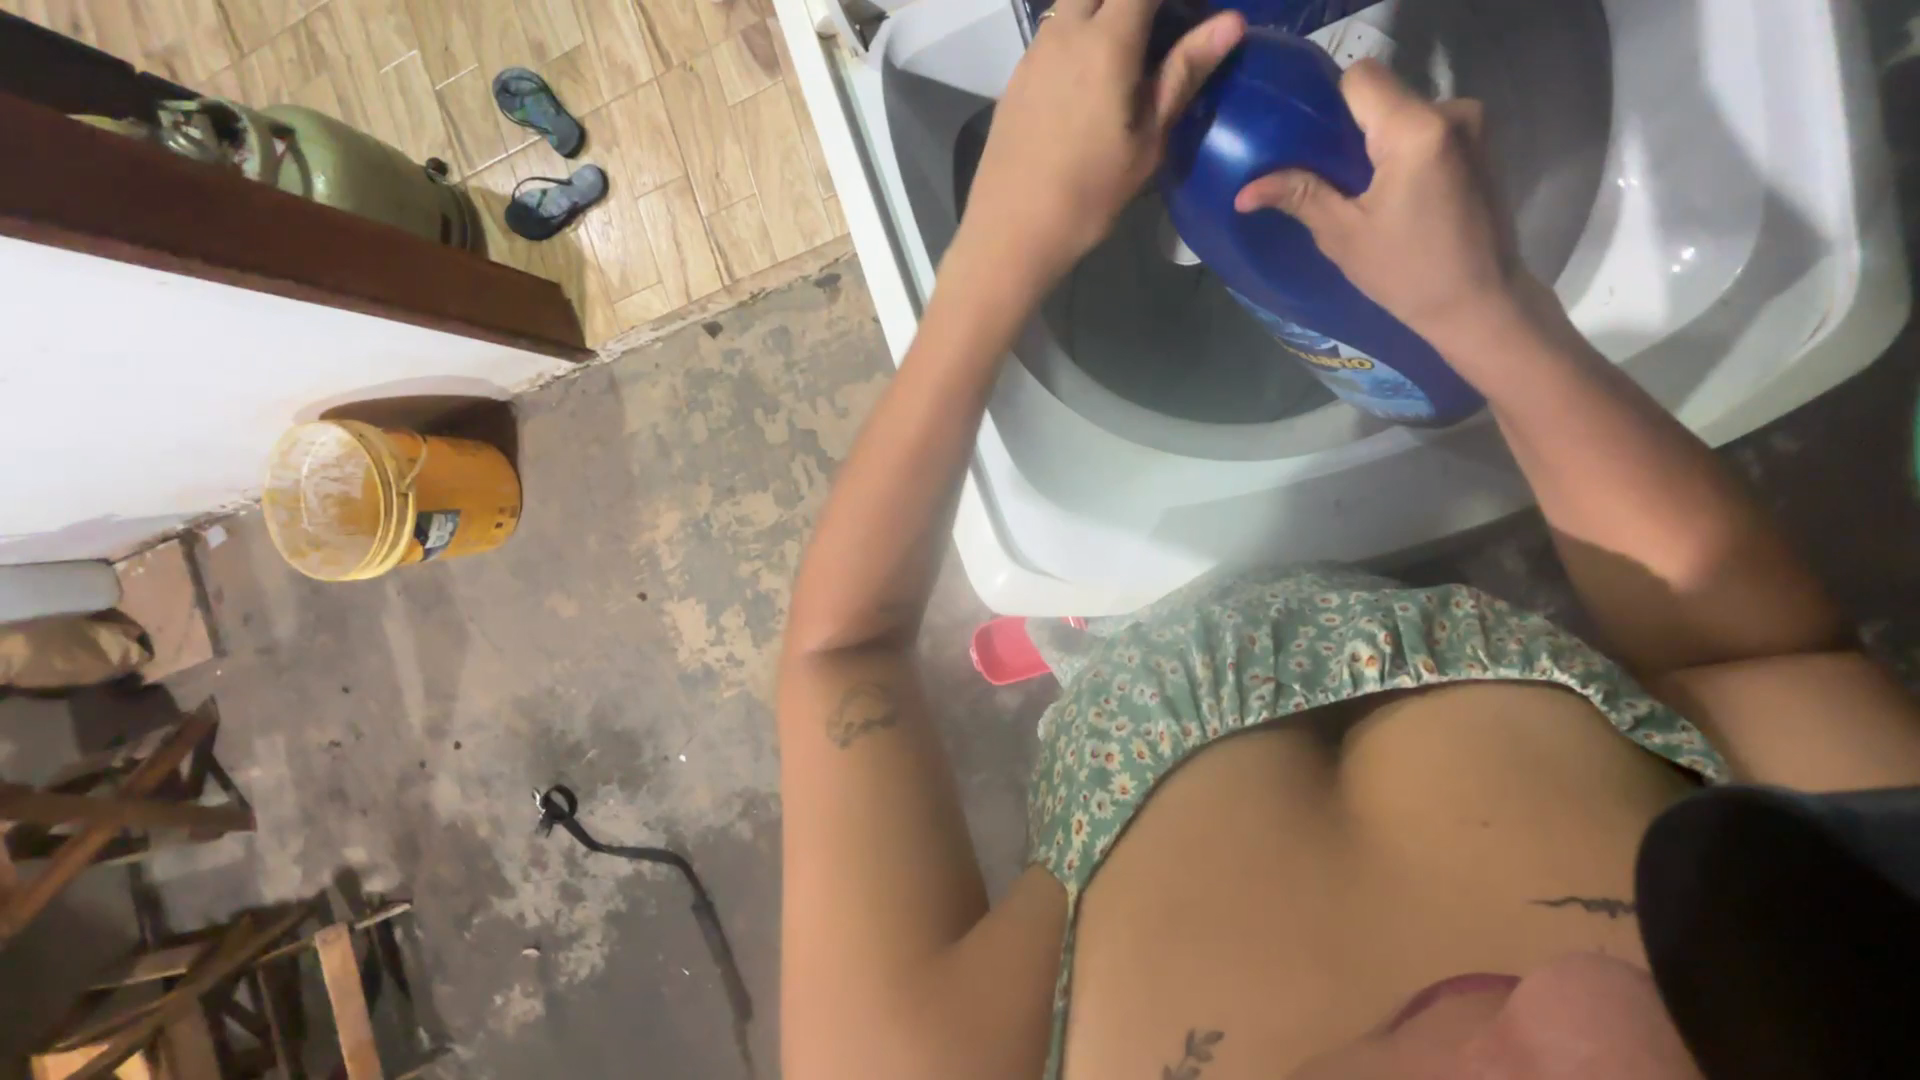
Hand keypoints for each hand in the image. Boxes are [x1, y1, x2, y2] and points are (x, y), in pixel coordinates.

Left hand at [952, 0, 1244, 288]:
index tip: (1184, 13)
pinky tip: (1088, 82)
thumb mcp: (1148, 142)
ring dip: (1102, 12)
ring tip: (1127, 54)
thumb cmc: (1088, 195)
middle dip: (1132, 0)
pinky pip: (1051, 34)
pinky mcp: (1015, 78)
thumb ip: (1183, 73)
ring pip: (1072, 4)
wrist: (1012, 232)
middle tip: (1157, 29)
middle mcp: (1064, 33)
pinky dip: (1076, 36)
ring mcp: (1034, 53)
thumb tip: (1230, 22)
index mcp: (1106, 42)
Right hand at [1235, 60, 1527, 345]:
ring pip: (1403, 112)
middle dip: (1351, 130)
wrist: (1479, 301)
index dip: (1330, 106)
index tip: (1312, 147)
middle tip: (1330, 180)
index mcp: (1416, 129)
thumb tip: (1243, 192)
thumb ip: (1299, 196)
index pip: (1360, 77)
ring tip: (1362, 193)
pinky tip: (1395, 195)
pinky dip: (1401, 151)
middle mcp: (1452, 111)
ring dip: (1377, 143)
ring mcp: (1472, 125)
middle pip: (1382, 94)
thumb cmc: (1406, 273)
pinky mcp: (1479, 143)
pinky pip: (1425, 128)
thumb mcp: (1342, 235)